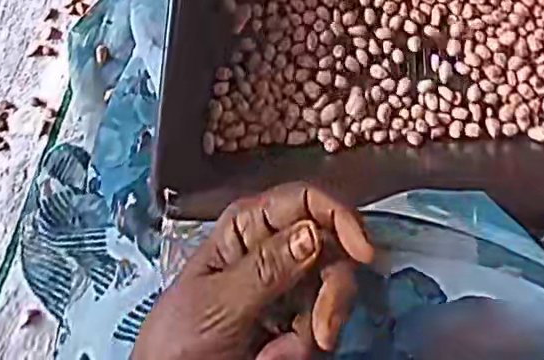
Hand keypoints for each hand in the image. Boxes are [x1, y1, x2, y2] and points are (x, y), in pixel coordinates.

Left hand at [132, 183, 375, 359]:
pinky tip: (270, 358)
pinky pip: (318, 328)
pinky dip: (301, 350)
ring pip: (331, 290)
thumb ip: (266, 269)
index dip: (339, 215)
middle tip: (321, 333)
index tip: (364, 252)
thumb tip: (313, 232)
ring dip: (313, 330)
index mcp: (250, 224)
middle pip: (329, 247)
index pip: (304, 199)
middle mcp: (274, 247)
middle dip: (332, 292)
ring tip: (275, 356)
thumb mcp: (218, 302)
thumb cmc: (179, 338)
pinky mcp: (291, 323)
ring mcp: (286, 287)